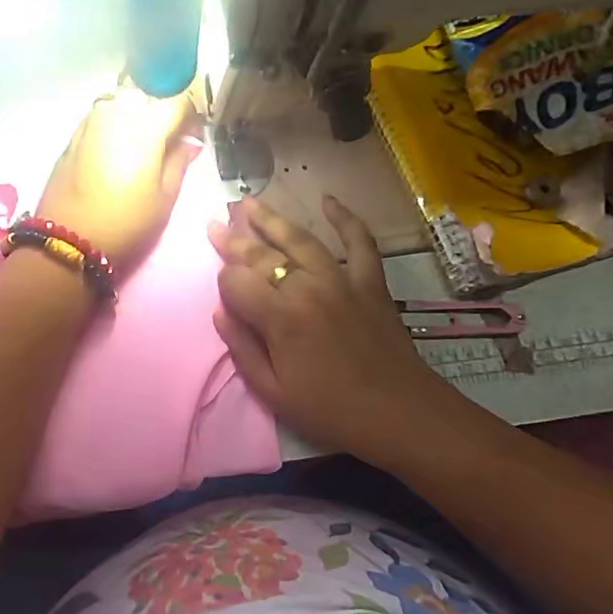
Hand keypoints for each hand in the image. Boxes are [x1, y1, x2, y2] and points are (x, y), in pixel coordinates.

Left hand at [35, 89, 202, 268]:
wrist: (68, 238)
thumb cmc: (125, 221)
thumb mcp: (164, 197)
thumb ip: (180, 161)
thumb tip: (190, 141)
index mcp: (146, 125)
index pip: (179, 100)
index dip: (192, 114)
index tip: (194, 133)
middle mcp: (117, 111)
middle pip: (149, 94)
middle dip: (163, 108)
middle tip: (171, 137)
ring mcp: (92, 119)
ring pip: (124, 101)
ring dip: (138, 113)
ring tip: (144, 144)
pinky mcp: (74, 133)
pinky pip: (104, 115)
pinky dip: (117, 122)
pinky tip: (119, 149)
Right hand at [208, 196, 447, 457]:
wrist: (397, 412)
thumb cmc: (330, 410)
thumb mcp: (273, 392)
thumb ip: (242, 348)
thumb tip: (220, 311)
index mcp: (280, 318)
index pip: (237, 282)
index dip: (224, 281)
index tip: (223, 290)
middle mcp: (307, 288)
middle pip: (263, 255)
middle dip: (235, 239)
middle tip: (215, 223)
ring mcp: (342, 280)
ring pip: (301, 239)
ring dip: (273, 219)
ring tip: (250, 202)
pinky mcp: (371, 281)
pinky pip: (359, 242)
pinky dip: (346, 219)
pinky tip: (329, 201)